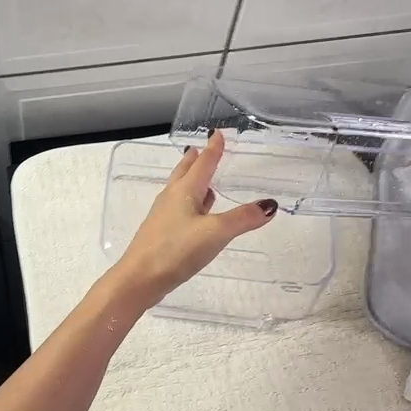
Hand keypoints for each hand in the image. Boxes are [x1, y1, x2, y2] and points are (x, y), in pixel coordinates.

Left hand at [106, 131, 277, 307]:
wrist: (140, 278)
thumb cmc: (176, 249)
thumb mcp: (216, 233)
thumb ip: (243, 219)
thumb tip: (270, 204)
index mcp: (184, 191)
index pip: (203, 163)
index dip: (213, 149)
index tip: (217, 133)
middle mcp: (171, 198)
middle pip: (185, 173)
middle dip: (194, 161)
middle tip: (200, 149)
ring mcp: (163, 216)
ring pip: (180, 191)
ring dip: (191, 182)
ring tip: (202, 179)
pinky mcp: (161, 233)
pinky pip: (178, 210)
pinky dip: (190, 204)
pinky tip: (196, 215)